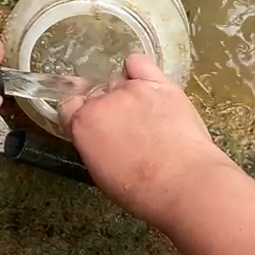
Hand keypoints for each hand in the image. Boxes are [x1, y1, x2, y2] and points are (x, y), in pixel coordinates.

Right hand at [60, 54, 236, 226]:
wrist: (185, 185)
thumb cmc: (143, 191)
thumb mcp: (101, 173)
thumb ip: (91, 144)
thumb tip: (97, 135)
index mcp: (82, 125)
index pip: (68, 106)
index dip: (79, 115)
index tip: (91, 126)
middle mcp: (102, 101)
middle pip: (95, 93)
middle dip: (104, 107)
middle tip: (123, 128)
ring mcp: (132, 90)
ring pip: (118, 81)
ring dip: (125, 94)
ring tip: (144, 116)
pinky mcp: (161, 85)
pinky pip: (139, 63)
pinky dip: (138, 69)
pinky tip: (146, 83)